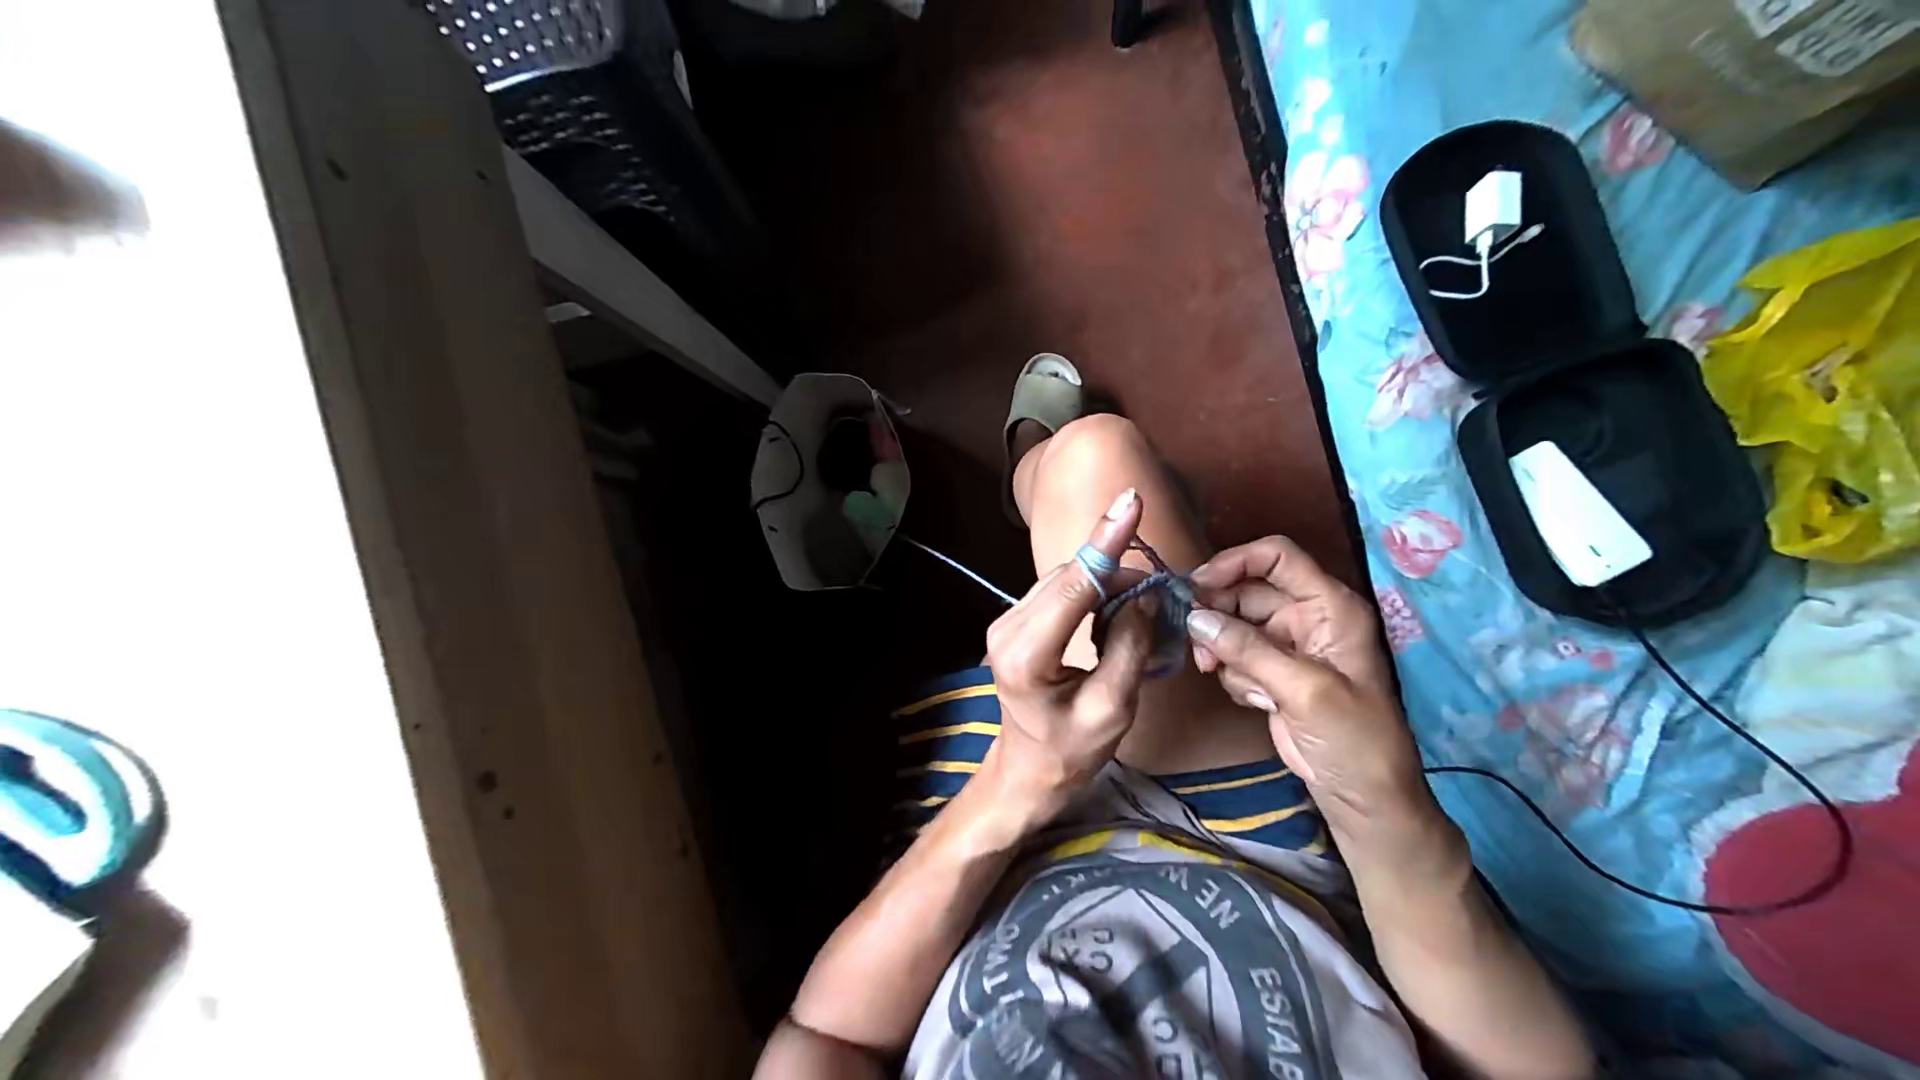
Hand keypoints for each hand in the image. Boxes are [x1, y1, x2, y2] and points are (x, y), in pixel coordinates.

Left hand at [981, 488, 1153, 829]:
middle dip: (1115, 568)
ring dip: (1104, 581)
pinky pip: (1058, 592)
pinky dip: (1089, 591)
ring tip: (1141, 601)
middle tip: (1158, 585)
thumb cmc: (1070, 753)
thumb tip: (1144, 595)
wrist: (1027, 770)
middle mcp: (1007, 629)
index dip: (1106, 542)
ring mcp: (1006, 622)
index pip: (1073, 586)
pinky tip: (1113, 607)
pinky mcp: (1015, 622)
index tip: (1130, 500)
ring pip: (1063, 580)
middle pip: (1068, 577)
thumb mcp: (1113, 709)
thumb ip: (1129, 647)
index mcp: (1026, 654)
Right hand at [1184, 536, 1432, 838]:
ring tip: (1216, 672)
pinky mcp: (1271, 671)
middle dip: (1216, 613)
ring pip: (1232, 623)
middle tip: (1195, 641)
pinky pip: (1233, 653)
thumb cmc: (1352, 737)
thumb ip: (1247, 649)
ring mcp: (1286, 645)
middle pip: (1245, 590)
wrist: (1363, 797)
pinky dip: (1230, 671)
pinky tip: (1252, 699)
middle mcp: (1306, 616)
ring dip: (1220, 647)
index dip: (1235, 562)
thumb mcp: (1303, 689)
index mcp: (1329, 606)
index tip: (1197, 586)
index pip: (1276, 557)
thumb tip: (1194, 617)